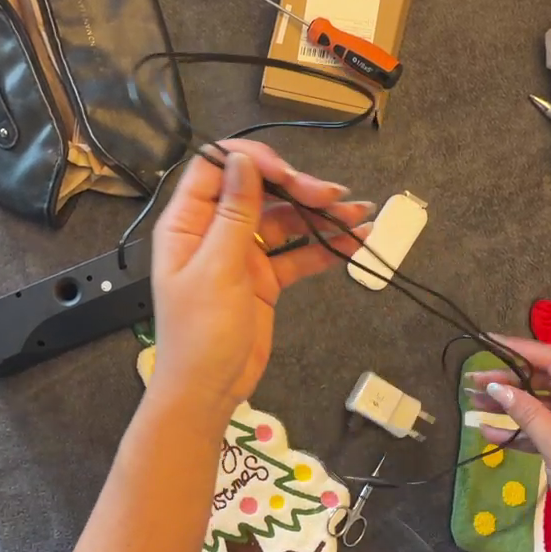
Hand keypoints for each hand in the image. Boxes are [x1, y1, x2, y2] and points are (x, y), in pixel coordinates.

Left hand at [150, 140, 370, 418]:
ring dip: (321, 217)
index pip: (217, 168)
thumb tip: (242, 159)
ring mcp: (242, 255)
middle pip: (259, 191)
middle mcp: (215, 231)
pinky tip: (356, 241)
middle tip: (335, 197)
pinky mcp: (265, 279)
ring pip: (285, 221)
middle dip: (298, 189)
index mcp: (188, 223)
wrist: (207, 391)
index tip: (290, 174)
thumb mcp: (217, 269)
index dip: (253, 161)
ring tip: (361, 215)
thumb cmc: (200, 333)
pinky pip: (297, 254)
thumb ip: (234, 214)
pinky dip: (324, 248)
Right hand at [465, 337, 550, 551]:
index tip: (488, 342)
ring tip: (474, 403)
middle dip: (510, 382)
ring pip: (549, 405)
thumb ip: (528, 413)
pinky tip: (492, 433)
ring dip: (513, 406)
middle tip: (472, 381)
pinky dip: (527, 430)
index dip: (520, 350)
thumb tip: (497, 387)